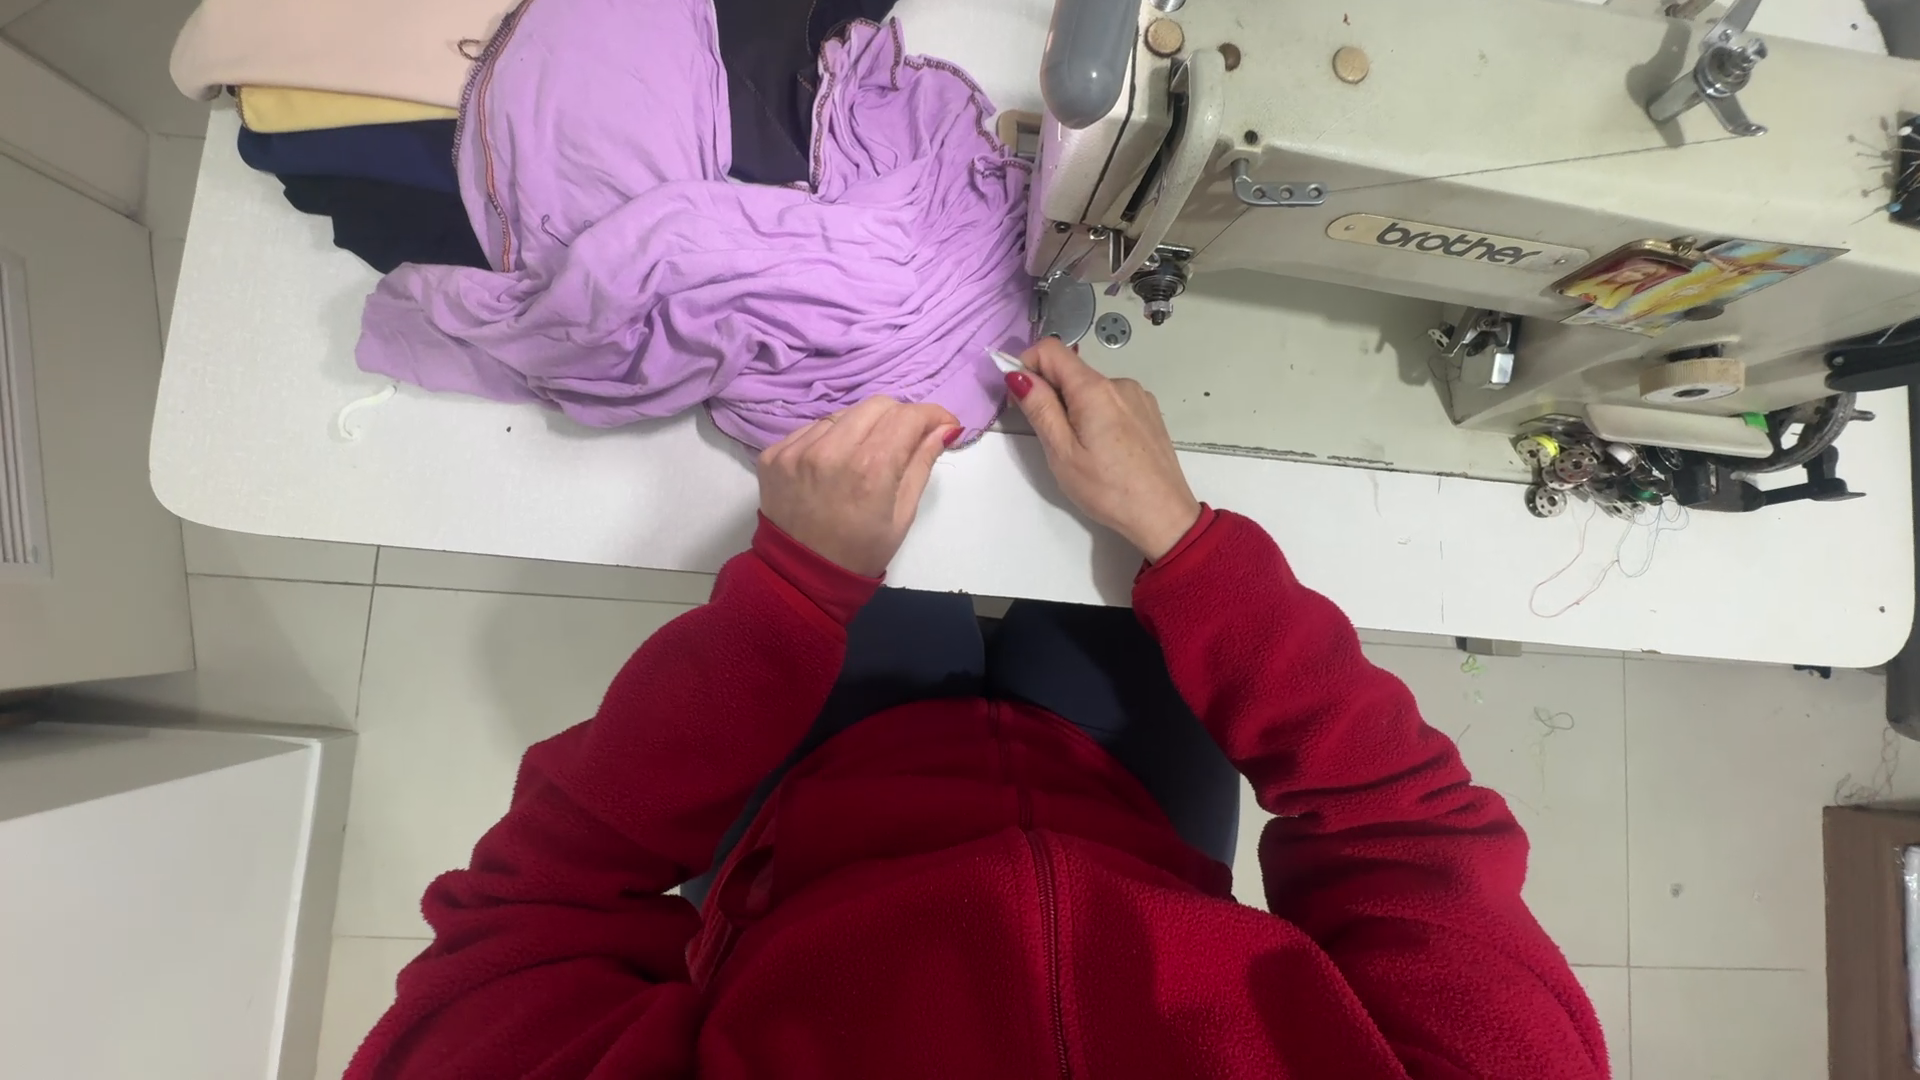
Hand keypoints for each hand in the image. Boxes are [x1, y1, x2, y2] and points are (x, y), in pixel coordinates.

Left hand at [757, 396, 959, 576]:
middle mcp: (832, 450)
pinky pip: (812, 429)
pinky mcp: (774, 454)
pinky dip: (831, 439)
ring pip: (844, 414)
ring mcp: (797, 450)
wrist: (801, 576)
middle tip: (906, 440)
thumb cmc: (861, 551)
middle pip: (877, 405)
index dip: (932, 415)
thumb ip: (921, 464)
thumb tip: (943, 429)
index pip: (908, 417)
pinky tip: (834, 464)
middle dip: (900, 417)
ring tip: (865, 456)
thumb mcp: (903, 515)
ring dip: (863, 427)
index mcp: (870, 468)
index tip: (943, 424)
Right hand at [1007, 339, 1199, 559]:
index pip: (1050, 350)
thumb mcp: (1062, 453)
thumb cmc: (1108, 489)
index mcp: (1094, 389)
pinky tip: (1103, 449)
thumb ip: (1040, 408)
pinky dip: (1096, 416)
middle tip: (1049, 437)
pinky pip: (1111, 401)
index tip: (1019, 398)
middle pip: (1071, 371)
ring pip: (1091, 388)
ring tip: (1080, 450)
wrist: (1163, 514)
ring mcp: (1137, 396)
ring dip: (1074, 408)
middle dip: (1050, 393)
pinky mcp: (1148, 411)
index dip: (1026, 365)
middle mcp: (1119, 383)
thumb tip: (1017, 375)